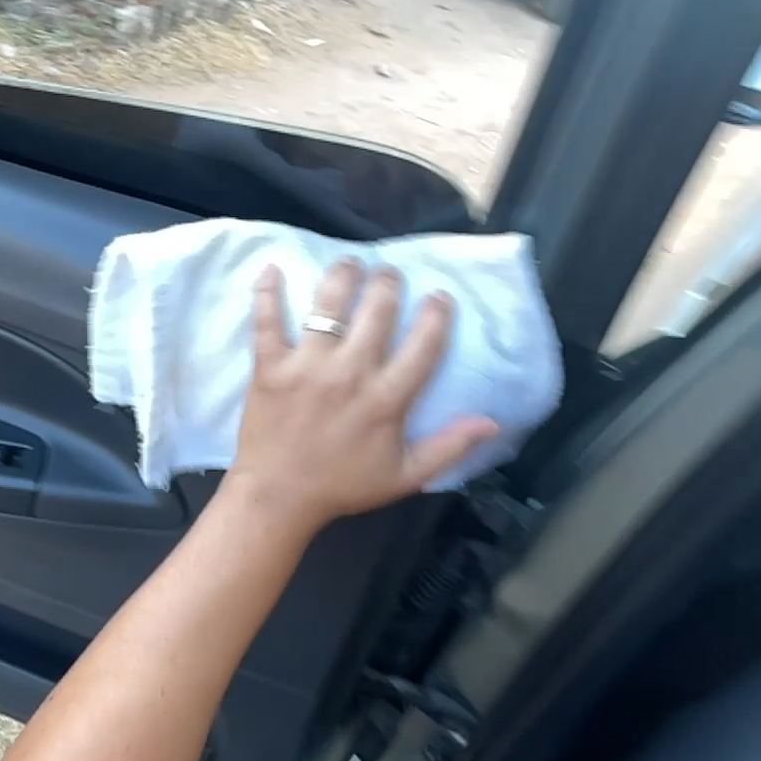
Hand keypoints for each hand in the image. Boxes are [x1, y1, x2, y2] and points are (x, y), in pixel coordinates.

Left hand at [224, 258, 497, 533]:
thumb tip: (493, 420)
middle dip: (388, 284)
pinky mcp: (269, 367)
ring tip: (349, 263)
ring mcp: (306, 367)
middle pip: (377, 312)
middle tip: (388, 273)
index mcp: (386, 400)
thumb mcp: (405, 476)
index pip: (423, 345)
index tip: (439, 296)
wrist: (278, 497)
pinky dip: (268, 293)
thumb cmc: (342, 485)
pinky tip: (272, 266)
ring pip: (328, 307)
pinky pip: (267, 322)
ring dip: (342, 277)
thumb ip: (449, 447)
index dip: (436, 315)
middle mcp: (349, 374)